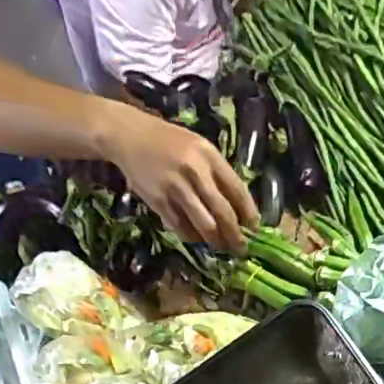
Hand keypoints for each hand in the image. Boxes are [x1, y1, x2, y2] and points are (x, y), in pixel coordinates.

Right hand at [103, 106, 255, 250]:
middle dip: (236, 236)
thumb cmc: (170, 142)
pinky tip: (198, 238)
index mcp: (209, 156)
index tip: (255, 230)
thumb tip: (240, 210)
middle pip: (224, 214)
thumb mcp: (200, 148)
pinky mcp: (158, 201)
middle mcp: (194, 171)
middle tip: (241, 248)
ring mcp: (175, 187)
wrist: (127, 135)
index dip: (250, 215)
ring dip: (217, 242)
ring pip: (205, 226)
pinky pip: (182, 228)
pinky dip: (194, 238)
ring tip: (222, 247)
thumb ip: (219, 175)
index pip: (238, 191)